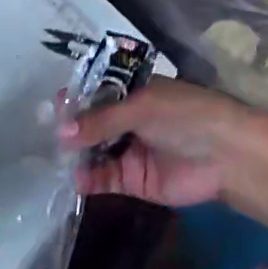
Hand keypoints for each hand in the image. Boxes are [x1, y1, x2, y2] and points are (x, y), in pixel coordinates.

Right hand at [59, 79, 249, 207]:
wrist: (223, 155)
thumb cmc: (186, 115)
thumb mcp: (143, 107)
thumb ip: (102, 119)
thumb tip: (62, 130)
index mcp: (140, 90)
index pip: (103, 89)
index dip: (80, 95)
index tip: (54, 103)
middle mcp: (132, 118)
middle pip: (95, 122)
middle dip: (73, 127)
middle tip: (44, 133)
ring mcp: (132, 148)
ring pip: (95, 150)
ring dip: (77, 153)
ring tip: (54, 156)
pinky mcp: (133, 179)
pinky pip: (104, 178)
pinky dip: (88, 178)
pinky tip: (74, 178)